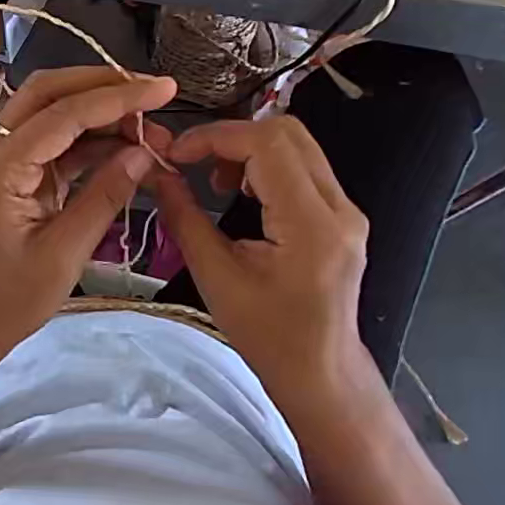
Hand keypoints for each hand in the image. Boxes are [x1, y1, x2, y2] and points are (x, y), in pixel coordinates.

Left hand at [0, 67, 175, 407]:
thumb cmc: (8, 301)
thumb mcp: (64, 254)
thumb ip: (105, 196)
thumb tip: (145, 153)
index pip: (63, 113)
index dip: (117, 97)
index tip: (163, 88)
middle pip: (49, 92)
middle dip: (104, 85)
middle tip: (155, 92)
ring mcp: (4, 159)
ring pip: (54, 112)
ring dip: (102, 113)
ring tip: (151, 131)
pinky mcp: (16, 173)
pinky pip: (56, 141)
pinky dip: (92, 139)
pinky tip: (127, 148)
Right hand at [150, 117, 372, 393]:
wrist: (321, 374)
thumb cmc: (267, 335)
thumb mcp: (215, 277)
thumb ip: (184, 218)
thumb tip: (156, 175)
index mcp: (311, 226)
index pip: (267, 144)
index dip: (216, 136)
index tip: (177, 153)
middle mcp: (340, 208)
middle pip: (287, 131)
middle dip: (232, 136)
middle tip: (195, 161)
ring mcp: (347, 209)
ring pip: (297, 143)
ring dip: (249, 148)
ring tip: (218, 182)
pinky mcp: (342, 214)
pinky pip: (303, 165)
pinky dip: (266, 164)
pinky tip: (243, 191)